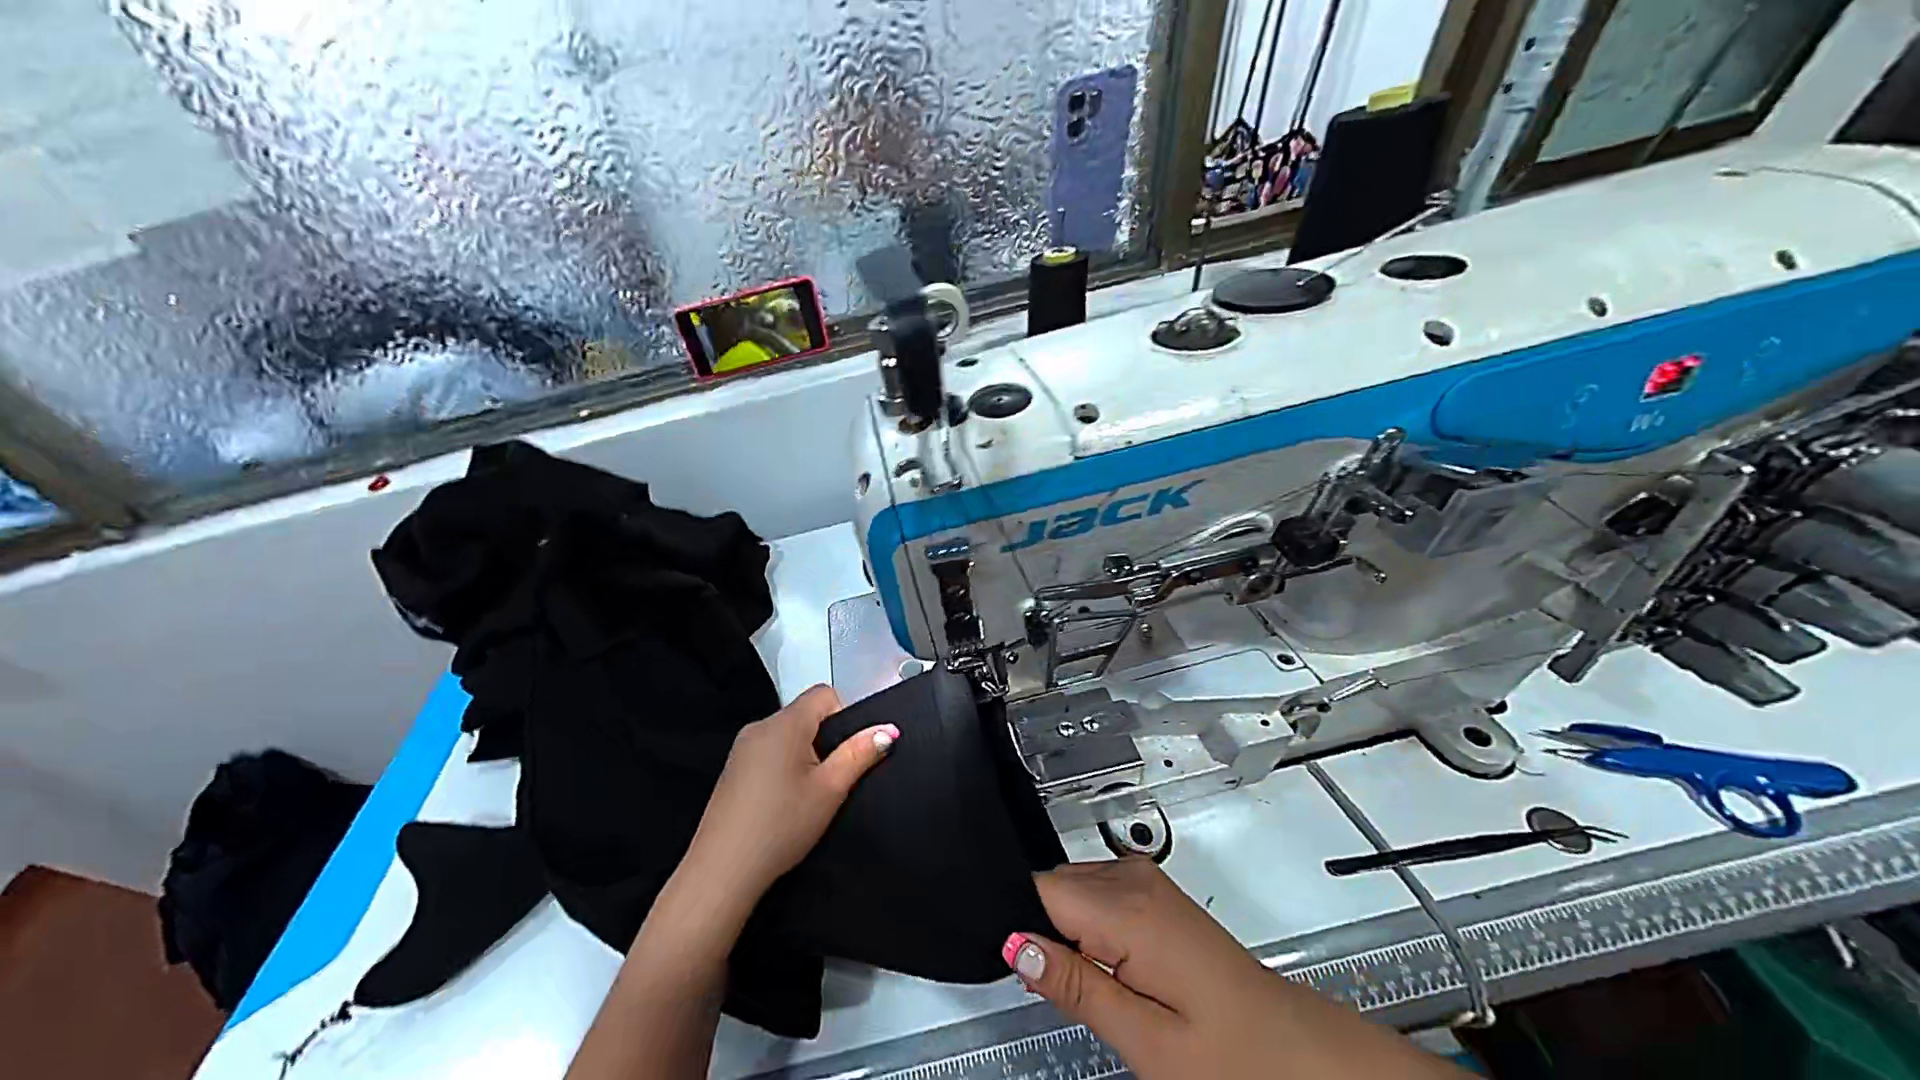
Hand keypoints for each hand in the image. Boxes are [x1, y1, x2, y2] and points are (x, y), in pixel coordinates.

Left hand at [683, 685, 897, 900]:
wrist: (722, 871)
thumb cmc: (781, 826)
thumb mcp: (831, 789)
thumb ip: (860, 753)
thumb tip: (888, 729)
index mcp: (784, 723)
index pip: (825, 694)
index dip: (845, 717)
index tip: (847, 753)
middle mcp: (759, 727)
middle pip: (805, 715)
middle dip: (825, 741)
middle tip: (830, 781)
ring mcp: (741, 748)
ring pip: (787, 736)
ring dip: (805, 756)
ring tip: (807, 797)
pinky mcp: (732, 770)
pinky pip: (769, 753)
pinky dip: (783, 768)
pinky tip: (783, 804)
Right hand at [1003, 859, 1466, 1079]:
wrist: (1290, 1046)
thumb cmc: (1228, 1052)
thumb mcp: (1142, 1038)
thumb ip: (1074, 985)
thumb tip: (1016, 944)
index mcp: (1127, 910)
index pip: (1040, 890)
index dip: (1024, 928)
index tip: (1036, 972)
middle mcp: (1134, 878)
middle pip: (1053, 885)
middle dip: (1045, 931)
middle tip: (1071, 991)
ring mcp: (1145, 877)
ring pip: (1071, 886)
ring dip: (1066, 927)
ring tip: (1099, 983)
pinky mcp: (1152, 887)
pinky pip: (1095, 889)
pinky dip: (1087, 920)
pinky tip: (1110, 963)